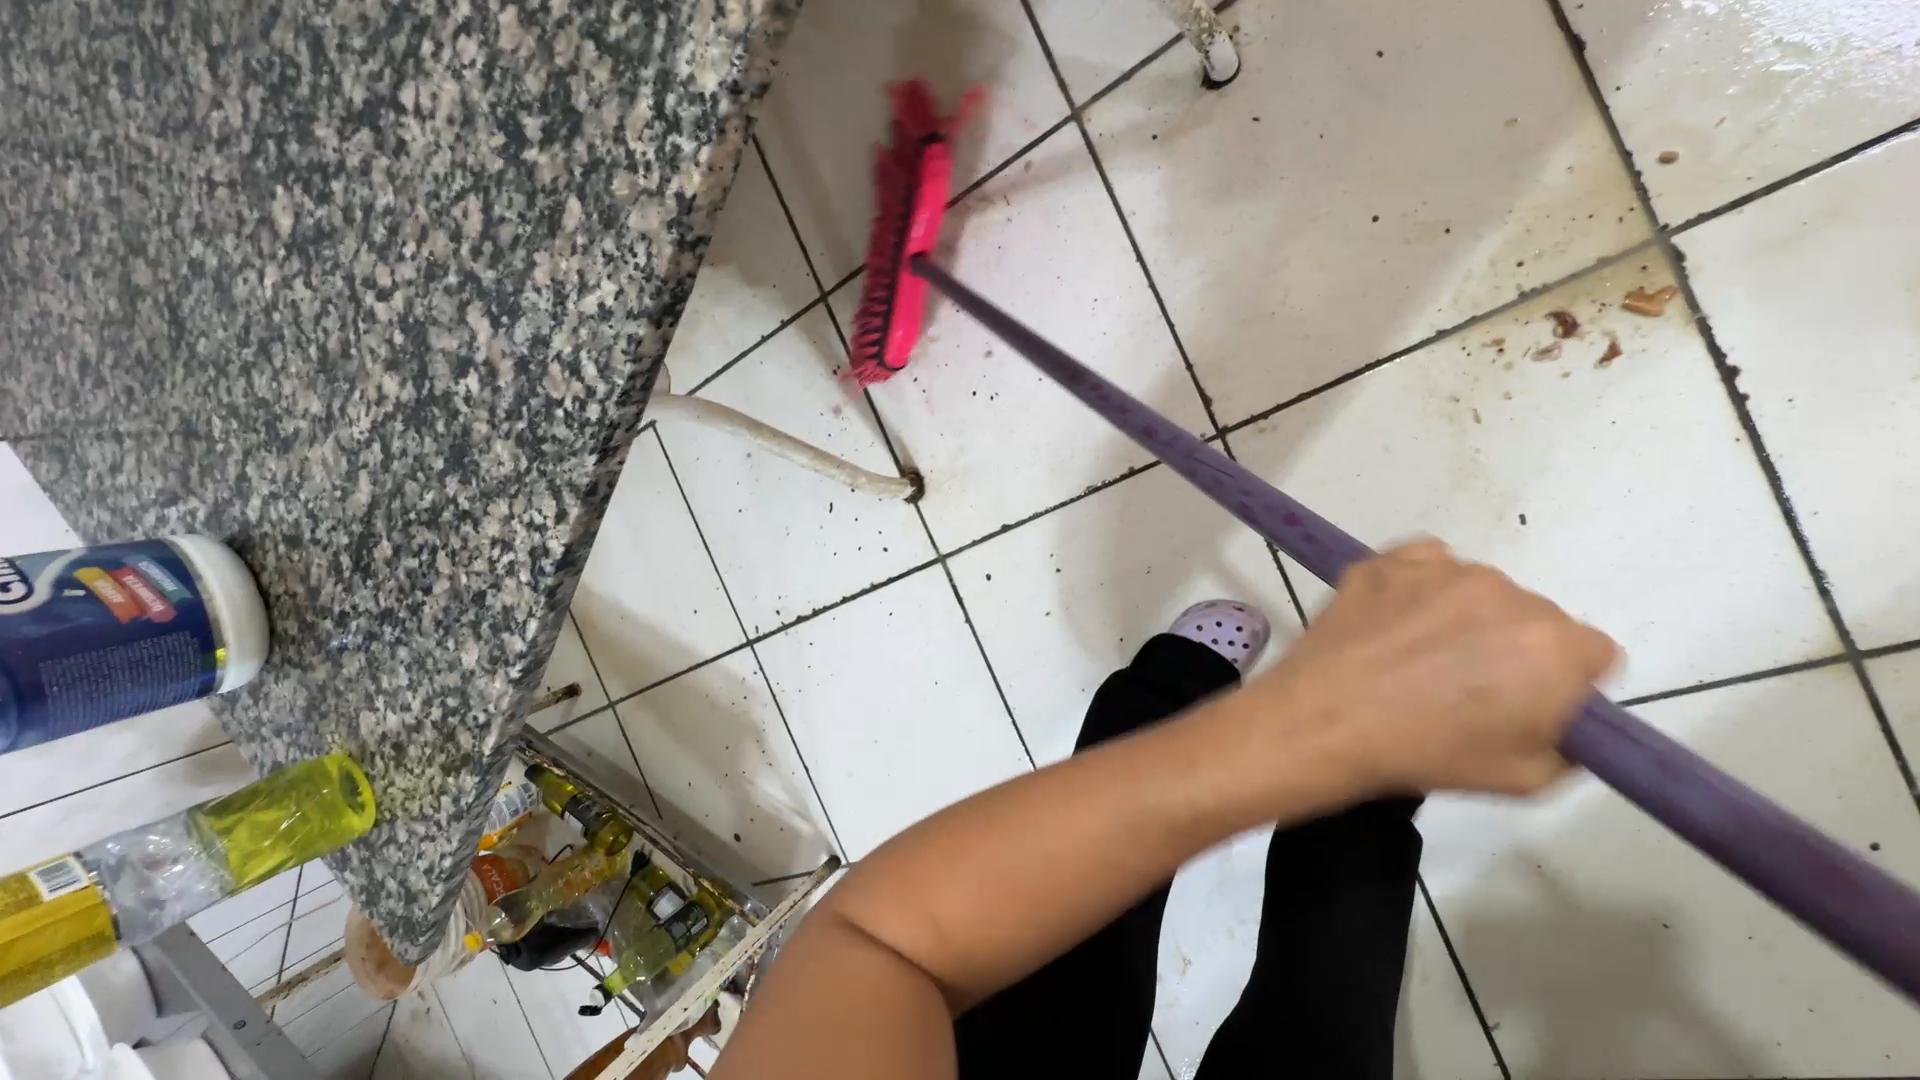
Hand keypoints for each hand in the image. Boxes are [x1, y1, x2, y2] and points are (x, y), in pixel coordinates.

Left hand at [1239, 538, 1617, 797]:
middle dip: (1510, 645)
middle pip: (1532, 616)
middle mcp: (1507, 593)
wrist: (1324, 721)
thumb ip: (1574, 742)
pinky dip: (1417, 587)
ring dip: (1461, 614)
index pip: (1591, 654)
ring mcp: (1441, 569)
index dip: (1561, 680)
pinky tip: (1393, 623)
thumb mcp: (1528, 778)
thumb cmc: (1426, 754)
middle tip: (1459, 682)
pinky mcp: (1388, 559)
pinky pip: (1424, 564)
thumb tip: (1570, 716)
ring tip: (1414, 656)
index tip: (1522, 699)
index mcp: (1556, 646)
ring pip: (1477, 589)